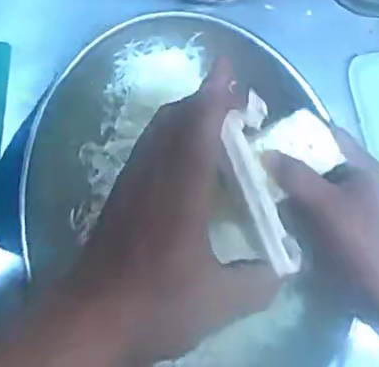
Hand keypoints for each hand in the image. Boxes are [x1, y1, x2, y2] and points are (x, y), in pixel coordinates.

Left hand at [68, 56, 280, 363]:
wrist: (95, 309)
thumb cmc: (158, 302)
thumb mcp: (219, 301)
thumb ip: (257, 281)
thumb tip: (283, 265)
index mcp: (182, 186)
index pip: (199, 125)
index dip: (215, 94)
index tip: (228, 68)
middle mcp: (155, 168)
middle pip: (177, 117)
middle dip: (205, 98)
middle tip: (234, 95)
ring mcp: (135, 176)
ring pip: (161, 127)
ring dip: (188, 113)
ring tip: (216, 116)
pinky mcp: (124, 189)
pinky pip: (152, 144)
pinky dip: (174, 133)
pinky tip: (188, 155)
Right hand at [266, 129, 378, 366]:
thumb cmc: (365, 245)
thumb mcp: (326, 205)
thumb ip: (295, 174)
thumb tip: (264, 151)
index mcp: (362, 165)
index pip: (324, 130)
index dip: (294, 126)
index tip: (264, 128)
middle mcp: (358, 179)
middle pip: (314, 158)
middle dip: (286, 160)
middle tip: (255, 160)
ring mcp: (352, 206)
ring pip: (311, 185)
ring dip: (288, 188)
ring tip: (260, 187)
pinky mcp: (345, 229)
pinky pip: (313, 209)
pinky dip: (296, 210)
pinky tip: (277, 215)